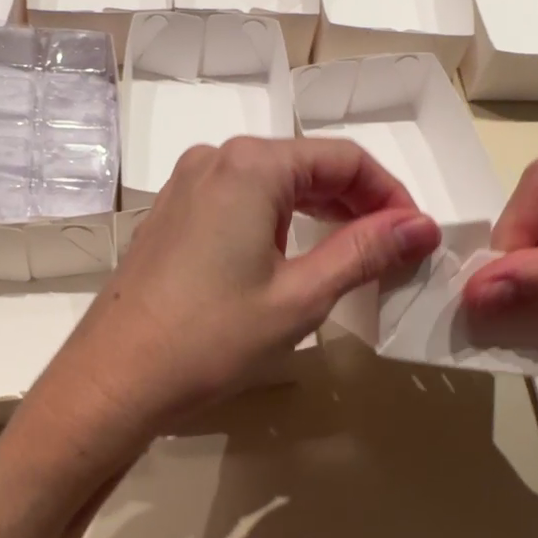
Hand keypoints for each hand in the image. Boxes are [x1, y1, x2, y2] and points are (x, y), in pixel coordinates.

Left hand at [24, 137, 439, 446]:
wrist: (115, 378)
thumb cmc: (210, 338)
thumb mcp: (300, 297)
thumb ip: (363, 252)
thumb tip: (422, 226)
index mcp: (250, 165)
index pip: (343, 159)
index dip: (390, 194)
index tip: (416, 235)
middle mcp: (214, 159)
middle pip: (306, 165)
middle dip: (356, 203)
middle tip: (392, 250)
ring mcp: (184, 187)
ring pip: (271, 185)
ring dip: (317, 213)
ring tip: (352, 257)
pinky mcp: (169, 216)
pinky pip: (238, 203)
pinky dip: (276, 224)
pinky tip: (291, 259)